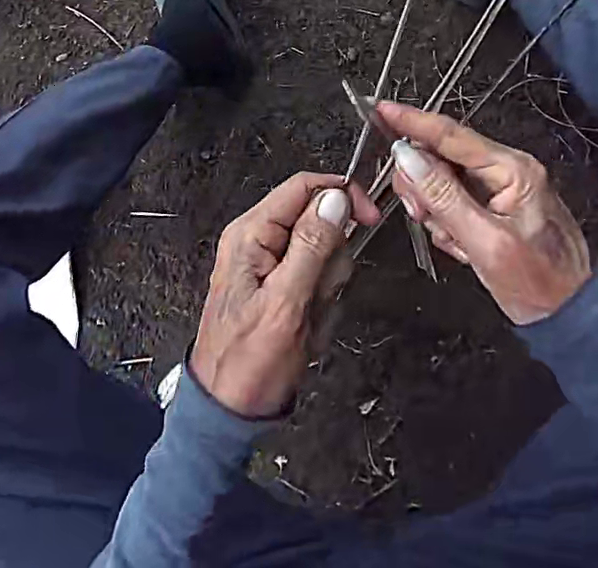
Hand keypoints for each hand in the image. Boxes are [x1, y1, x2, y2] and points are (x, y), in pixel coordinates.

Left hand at [190, 172, 380, 417]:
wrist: (229, 409)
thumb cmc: (247, 363)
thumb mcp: (285, 302)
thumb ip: (311, 246)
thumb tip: (334, 199)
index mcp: (251, 233)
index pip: (303, 187)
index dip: (340, 195)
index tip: (368, 217)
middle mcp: (258, 240)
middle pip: (318, 220)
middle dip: (331, 258)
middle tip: (318, 293)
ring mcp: (269, 263)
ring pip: (324, 252)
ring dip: (327, 286)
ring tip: (308, 315)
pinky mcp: (280, 285)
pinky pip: (318, 280)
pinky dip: (322, 302)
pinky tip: (307, 325)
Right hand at [379, 102, 590, 324]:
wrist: (569, 317)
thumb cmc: (540, 282)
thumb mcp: (485, 241)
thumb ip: (443, 197)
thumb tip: (407, 158)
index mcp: (512, 170)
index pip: (451, 135)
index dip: (412, 121)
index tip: (382, 110)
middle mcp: (504, 170)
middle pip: (439, 156)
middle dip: (421, 184)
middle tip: (420, 212)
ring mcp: (497, 188)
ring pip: (438, 181)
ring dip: (432, 209)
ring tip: (451, 237)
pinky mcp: (489, 205)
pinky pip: (447, 201)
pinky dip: (443, 221)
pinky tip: (460, 243)